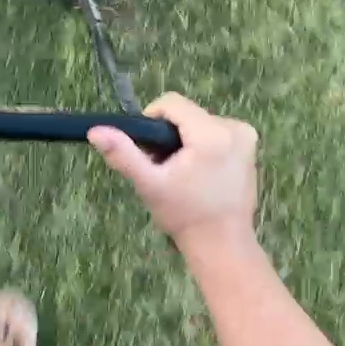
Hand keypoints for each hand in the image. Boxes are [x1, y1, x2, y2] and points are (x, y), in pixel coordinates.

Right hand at [88, 93, 258, 255]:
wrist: (221, 242)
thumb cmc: (183, 215)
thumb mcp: (149, 184)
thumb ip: (123, 154)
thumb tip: (95, 130)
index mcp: (211, 134)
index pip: (172, 103)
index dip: (151, 120)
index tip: (148, 150)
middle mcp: (234, 128)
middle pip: (186, 114)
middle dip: (168, 136)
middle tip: (163, 168)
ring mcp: (246, 137)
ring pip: (199, 123)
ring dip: (184, 141)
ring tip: (181, 173)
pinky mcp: (249, 146)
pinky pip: (215, 132)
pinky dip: (201, 146)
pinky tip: (198, 173)